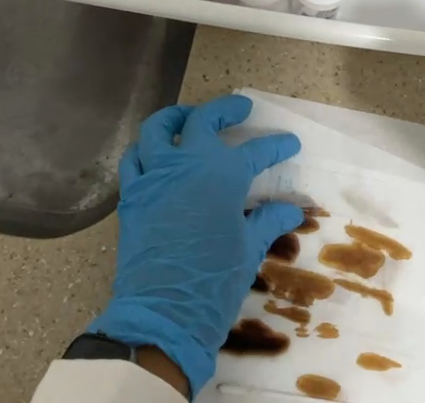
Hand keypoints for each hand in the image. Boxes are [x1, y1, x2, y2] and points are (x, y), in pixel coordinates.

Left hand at [88, 95, 304, 395]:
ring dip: (176, 117)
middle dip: (225, 109)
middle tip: (241, 108)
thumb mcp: (249, 250)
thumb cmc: (213, 282)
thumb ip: (268, 221)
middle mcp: (187, 164)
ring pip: (159, 129)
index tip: (289, 142)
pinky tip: (154, 153)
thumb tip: (292, 209)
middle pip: (203, 121)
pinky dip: (144, 150)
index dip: (275, 146)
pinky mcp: (132, 194)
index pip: (255, 151)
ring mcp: (155, 176)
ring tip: (188, 116)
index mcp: (222, 176)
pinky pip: (134, 160)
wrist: (163, 315)